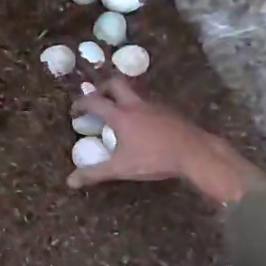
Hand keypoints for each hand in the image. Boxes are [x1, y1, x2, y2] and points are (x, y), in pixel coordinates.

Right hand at [69, 75, 265, 203]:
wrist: (196, 152)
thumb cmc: (155, 159)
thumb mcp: (121, 168)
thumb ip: (95, 173)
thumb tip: (70, 181)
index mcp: (121, 115)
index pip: (94, 101)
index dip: (80, 103)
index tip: (74, 111)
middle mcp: (136, 104)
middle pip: (115, 83)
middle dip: (102, 88)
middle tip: (96, 100)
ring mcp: (154, 105)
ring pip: (133, 92)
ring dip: (121, 97)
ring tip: (117, 113)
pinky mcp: (168, 111)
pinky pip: (147, 102)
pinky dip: (138, 107)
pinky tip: (141, 125)